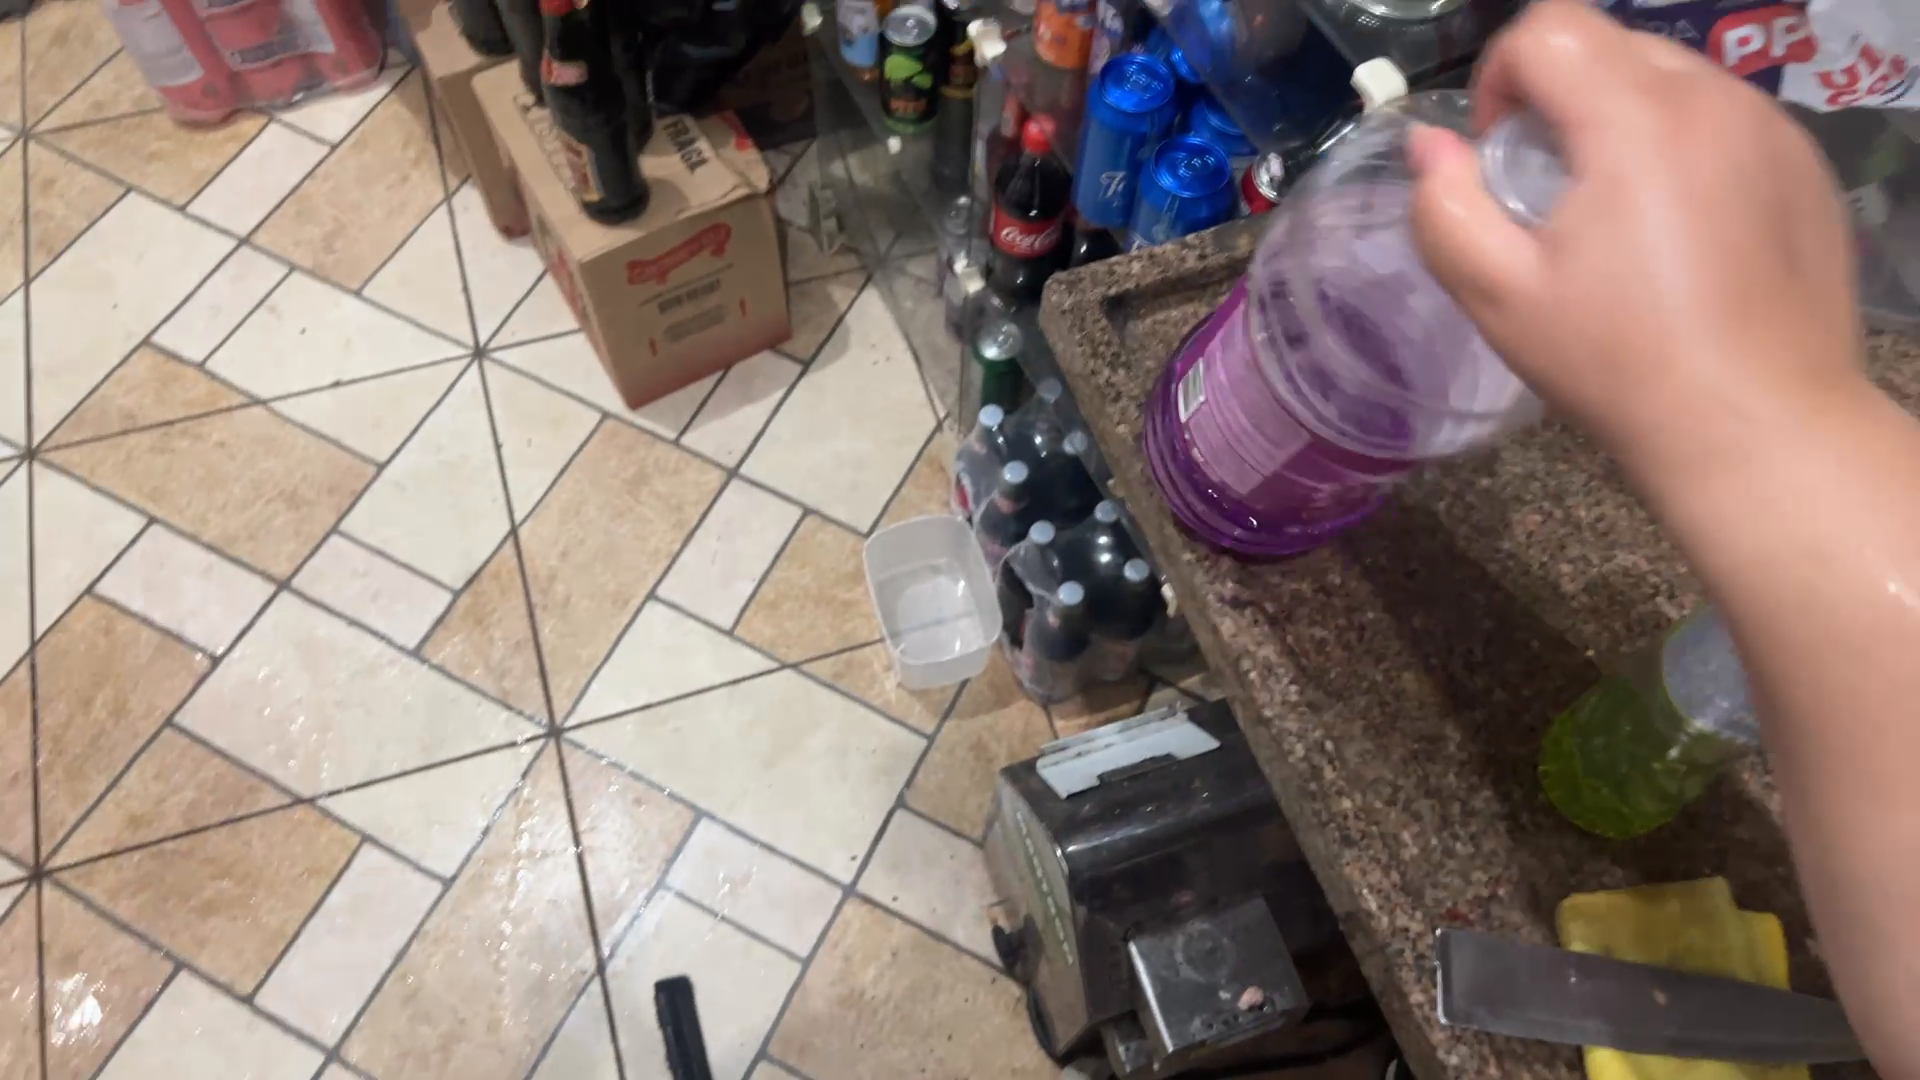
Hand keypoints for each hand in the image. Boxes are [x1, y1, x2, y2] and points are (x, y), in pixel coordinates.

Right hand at [1407, 0, 1863, 473]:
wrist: (1746, 413)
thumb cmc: (1604, 355)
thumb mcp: (1492, 292)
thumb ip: (1444, 207)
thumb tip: (1428, 144)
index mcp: (1635, 122)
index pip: (1550, 28)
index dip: (1495, 79)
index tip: (1491, 157)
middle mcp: (1716, 97)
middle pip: (1607, 44)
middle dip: (1549, 102)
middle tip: (1534, 198)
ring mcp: (1771, 123)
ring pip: (1662, 78)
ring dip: (1605, 126)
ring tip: (1593, 220)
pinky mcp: (1799, 159)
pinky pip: (1712, 117)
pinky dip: (1663, 149)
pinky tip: (1658, 235)